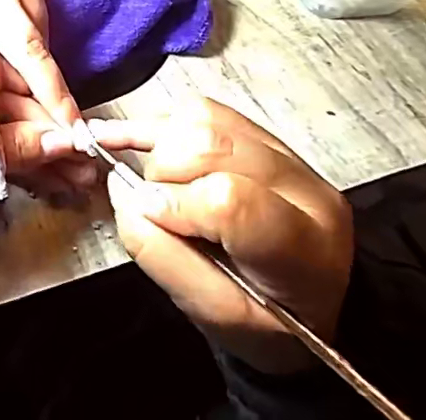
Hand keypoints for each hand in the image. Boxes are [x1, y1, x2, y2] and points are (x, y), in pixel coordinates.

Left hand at [0, 56, 132, 258]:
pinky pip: (5, 148)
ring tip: (81, 179)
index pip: (4, 79)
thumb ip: (13, 148)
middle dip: (51, 134)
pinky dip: (31, 165)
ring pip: (13, 128)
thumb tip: (66, 140)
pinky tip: (59, 182)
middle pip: (13, 104)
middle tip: (87, 163)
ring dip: (47, 154)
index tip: (78, 135)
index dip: (44, 108)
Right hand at [105, 100, 353, 373]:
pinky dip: (154, 124)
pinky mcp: (258, 134)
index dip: (174, 202)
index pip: (231, 200)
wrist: (300, 299)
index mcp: (303, 248)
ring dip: (158, 147)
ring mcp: (282, 155)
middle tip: (154, 206)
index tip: (149, 214)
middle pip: (208, 147)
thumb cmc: (262, 315)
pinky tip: (122, 135)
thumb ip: (160, 254)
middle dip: (161, 173)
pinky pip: (198, 110)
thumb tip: (126, 195)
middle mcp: (302, 190)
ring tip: (150, 178)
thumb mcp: (213, 315)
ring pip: (200, 120)